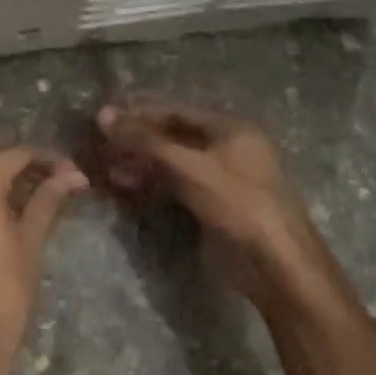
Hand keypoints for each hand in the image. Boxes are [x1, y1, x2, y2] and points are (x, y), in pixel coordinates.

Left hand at [0, 147, 87, 374]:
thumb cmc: (5, 291)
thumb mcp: (30, 241)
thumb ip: (48, 199)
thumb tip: (74, 175)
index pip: (16, 156)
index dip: (47, 160)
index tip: (72, 172)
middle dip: (24, 172)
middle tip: (59, 184)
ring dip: (1, 187)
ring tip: (36, 200)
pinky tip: (4, 217)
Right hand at [98, 104, 331, 301]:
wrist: (275, 263)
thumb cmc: (237, 203)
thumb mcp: (189, 166)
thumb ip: (146, 141)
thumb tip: (103, 115)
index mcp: (231, 128)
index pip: (175, 111)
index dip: (139, 115)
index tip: (103, 121)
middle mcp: (227, 148)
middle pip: (173, 137)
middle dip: (137, 142)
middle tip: (101, 149)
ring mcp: (220, 179)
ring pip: (173, 163)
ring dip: (142, 165)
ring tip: (109, 172)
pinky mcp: (213, 206)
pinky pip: (177, 186)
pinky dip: (153, 184)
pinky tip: (128, 189)